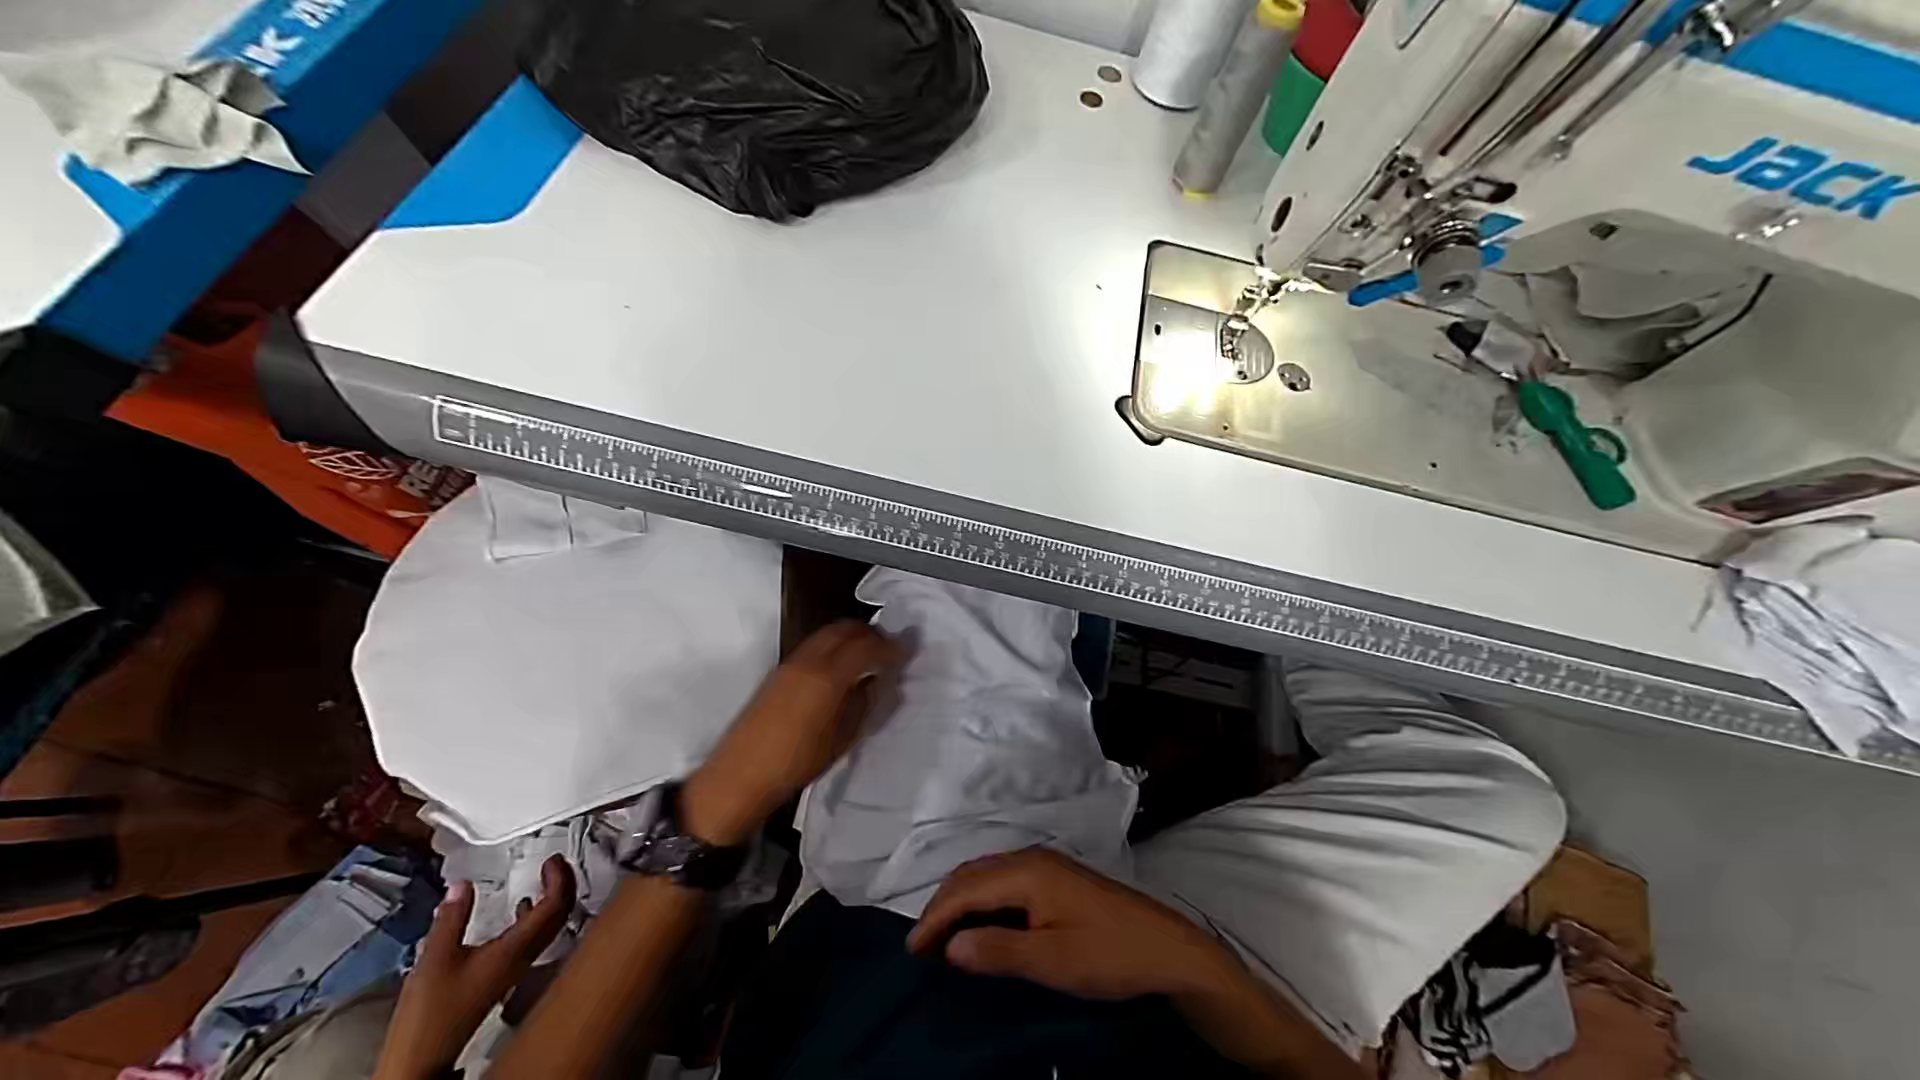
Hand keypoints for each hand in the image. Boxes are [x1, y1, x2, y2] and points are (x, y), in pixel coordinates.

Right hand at [373, 857, 576, 1079]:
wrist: (422, 1059)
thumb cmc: (431, 1014)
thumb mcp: (436, 958)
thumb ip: (451, 918)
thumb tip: (461, 885)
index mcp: (516, 949)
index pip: (555, 906)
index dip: (559, 878)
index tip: (553, 859)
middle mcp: (525, 957)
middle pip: (560, 913)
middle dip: (563, 884)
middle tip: (555, 864)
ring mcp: (517, 968)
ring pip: (550, 925)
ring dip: (552, 898)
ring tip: (543, 878)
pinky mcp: (505, 976)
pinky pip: (533, 937)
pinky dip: (533, 916)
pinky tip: (519, 910)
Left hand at [681, 620, 903, 845]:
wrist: (740, 776)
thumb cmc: (796, 764)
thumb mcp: (842, 739)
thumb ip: (863, 704)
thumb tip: (875, 683)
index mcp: (828, 677)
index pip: (867, 646)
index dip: (890, 647)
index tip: (905, 652)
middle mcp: (808, 660)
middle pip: (845, 628)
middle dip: (871, 635)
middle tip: (887, 651)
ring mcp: (790, 663)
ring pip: (827, 633)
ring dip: (850, 638)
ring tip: (866, 659)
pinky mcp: (778, 671)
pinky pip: (814, 645)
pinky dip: (833, 646)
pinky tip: (840, 670)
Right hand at [906, 847, 1235, 1000]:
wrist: (1169, 948)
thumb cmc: (1109, 954)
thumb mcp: (1052, 960)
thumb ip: (999, 950)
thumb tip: (949, 945)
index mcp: (1027, 871)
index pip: (966, 890)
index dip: (935, 918)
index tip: (912, 950)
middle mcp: (1031, 858)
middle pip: (971, 875)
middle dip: (942, 906)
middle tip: (922, 946)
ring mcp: (1045, 864)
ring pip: (986, 874)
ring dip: (960, 901)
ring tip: (943, 937)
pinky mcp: (1056, 877)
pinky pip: (1002, 880)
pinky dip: (981, 899)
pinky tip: (980, 923)